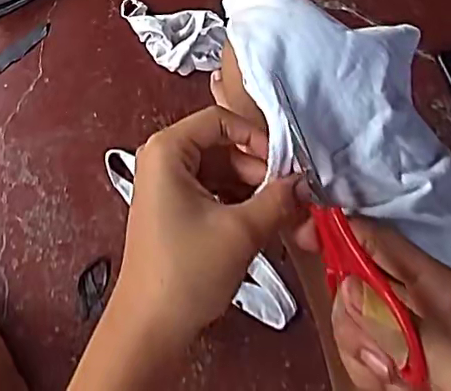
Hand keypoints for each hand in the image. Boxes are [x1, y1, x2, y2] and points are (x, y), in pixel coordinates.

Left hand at [112, 106, 303, 346]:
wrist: (150, 331)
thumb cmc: (179, 276)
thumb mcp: (239, 231)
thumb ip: (276, 199)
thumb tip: (300, 182)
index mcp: (167, 149)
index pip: (220, 120)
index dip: (255, 138)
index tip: (282, 161)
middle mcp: (163, 160)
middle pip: (223, 146)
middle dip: (259, 171)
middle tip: (289, 193)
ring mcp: (168, 185)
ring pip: (222, 171)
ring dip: (254, 191)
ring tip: (282, 214)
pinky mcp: (175, 208)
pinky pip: (214, 191)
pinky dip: (240, 204)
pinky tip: (263, 224)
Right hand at [296, 218, 450, 390]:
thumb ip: (416, 332)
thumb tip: (353, 290)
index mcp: (441, 289)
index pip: (377, 237)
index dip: (338, 227)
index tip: (303, 232)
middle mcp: (419, 311)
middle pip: (353, 280)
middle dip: (351, 312)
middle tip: (380, 359)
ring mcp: (407, 346)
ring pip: (351, 324)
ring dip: (358, 351)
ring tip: (392, 382)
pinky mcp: (396, 377)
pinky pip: (359, 362)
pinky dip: (362, 374)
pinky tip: (384, 386)